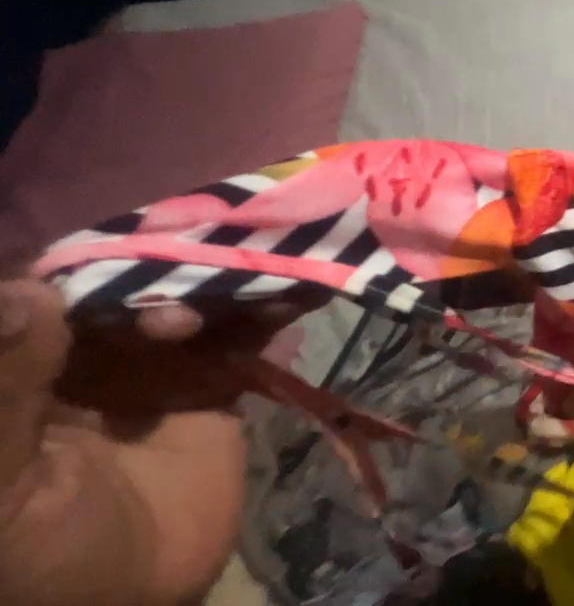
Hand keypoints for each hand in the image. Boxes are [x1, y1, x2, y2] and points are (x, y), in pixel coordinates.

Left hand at [0, 281, 308, 604]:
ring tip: (268, 282)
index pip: (56, 290)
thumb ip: (4, 389)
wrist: (124, 602)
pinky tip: (299, 295)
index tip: (150, 247)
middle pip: (138, 284)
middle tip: (207, 291)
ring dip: (236, 280)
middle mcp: (87, 354)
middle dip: (179, 271)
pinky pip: (248, 331)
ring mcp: (158, 365)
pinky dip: (277, 306)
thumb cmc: (33, 553)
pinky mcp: (219, 380)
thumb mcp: (0, 480)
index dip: (100, 262)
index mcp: (24, 369)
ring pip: (200, 297)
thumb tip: (29, 292)